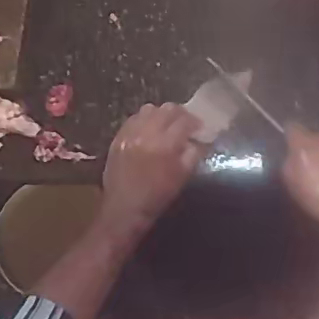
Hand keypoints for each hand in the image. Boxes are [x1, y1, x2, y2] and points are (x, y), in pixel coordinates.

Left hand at [101, 103, 203, 230]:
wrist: (124, 208)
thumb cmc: (157, 196)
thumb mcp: (182, 177)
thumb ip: (193, 154)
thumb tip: (198, 140)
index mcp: (165, 145)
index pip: (184, 121)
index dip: (195, 122)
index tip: (199, 128)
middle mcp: (146, 134)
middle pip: (167, 109)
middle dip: (180, 114)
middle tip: (185, 123)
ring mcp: (130, 134)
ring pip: (149, 109)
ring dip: (160, 114)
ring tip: (165, 125)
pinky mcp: (118, 137)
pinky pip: (133, 118)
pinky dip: (144, 120)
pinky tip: (148, 129)